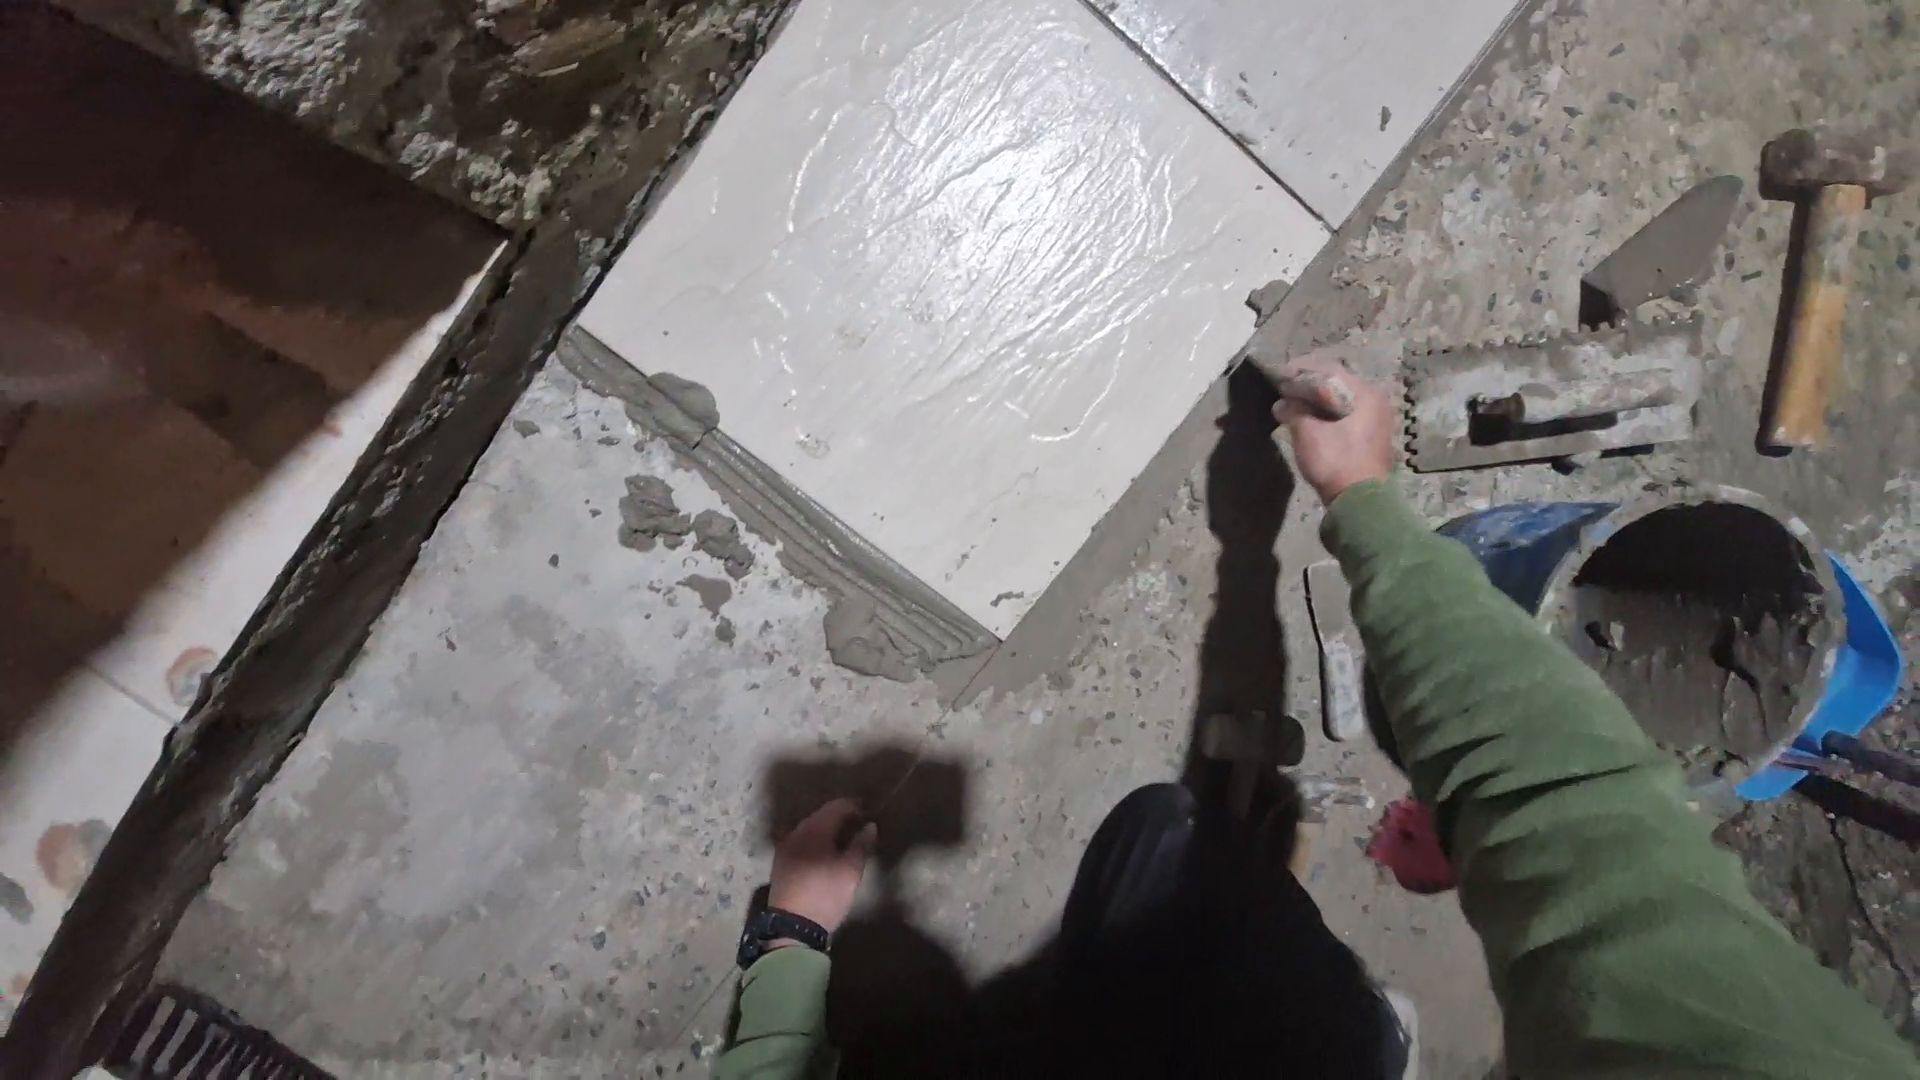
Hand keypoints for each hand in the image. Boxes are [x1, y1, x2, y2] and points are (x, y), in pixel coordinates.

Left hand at [768, 798, 876, 935]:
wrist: (792, 928)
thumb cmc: (826, 895)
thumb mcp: (851, 871)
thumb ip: (861, 844)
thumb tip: (869, 825)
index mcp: (815, 829)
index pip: (836, 806)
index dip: (854, 807)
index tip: (867, 814)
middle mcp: (797, 831)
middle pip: (821, 814)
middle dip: (839, 816)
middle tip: (856, 826)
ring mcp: (785, 846)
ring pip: (809, 827)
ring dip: (826, 829)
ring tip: (841, 840)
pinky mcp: (780, 861)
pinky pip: (800, 840)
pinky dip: (813, 840)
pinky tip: (821, 852)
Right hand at [1271, 356, 1395, 503]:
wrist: (1358, 499)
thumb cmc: (1335, 461)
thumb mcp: (1308, 433)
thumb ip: (1294, 411)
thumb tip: (1281, 404)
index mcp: (1364, 393)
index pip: (1329, 370)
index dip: (1301, 370)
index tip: (1278, 375)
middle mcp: (1374, 399)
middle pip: (1337, 382)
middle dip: (1308, 383)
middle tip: (1283, 387)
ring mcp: (1375, 417)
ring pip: (1341, 397)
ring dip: (1316, 397)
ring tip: (1292, 401)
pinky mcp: (1370, 433)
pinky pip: (1345, 412)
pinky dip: (1325, 410)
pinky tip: (1308, 416)